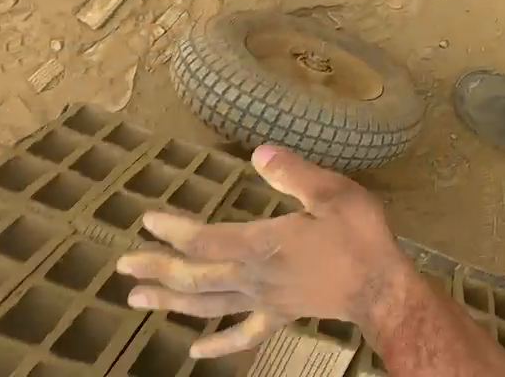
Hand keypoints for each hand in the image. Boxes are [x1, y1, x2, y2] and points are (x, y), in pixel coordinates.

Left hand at [116, 145, 420, 357]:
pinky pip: (242, 334)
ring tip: (139, 299)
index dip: (174, 230)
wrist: (380, 286)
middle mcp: (253, 277)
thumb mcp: (333, 193)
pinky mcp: (281, 316)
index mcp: (263, 244)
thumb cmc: (358, 234)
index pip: (206, 239)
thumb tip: (257, 153)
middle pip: (196, 275)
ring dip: (171, 302)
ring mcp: (265, 300)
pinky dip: (216, 345)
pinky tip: (194, 352)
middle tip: (124, 266)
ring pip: (208, 305)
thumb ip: (294, 174)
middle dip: (159, 269)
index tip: (148, 220)